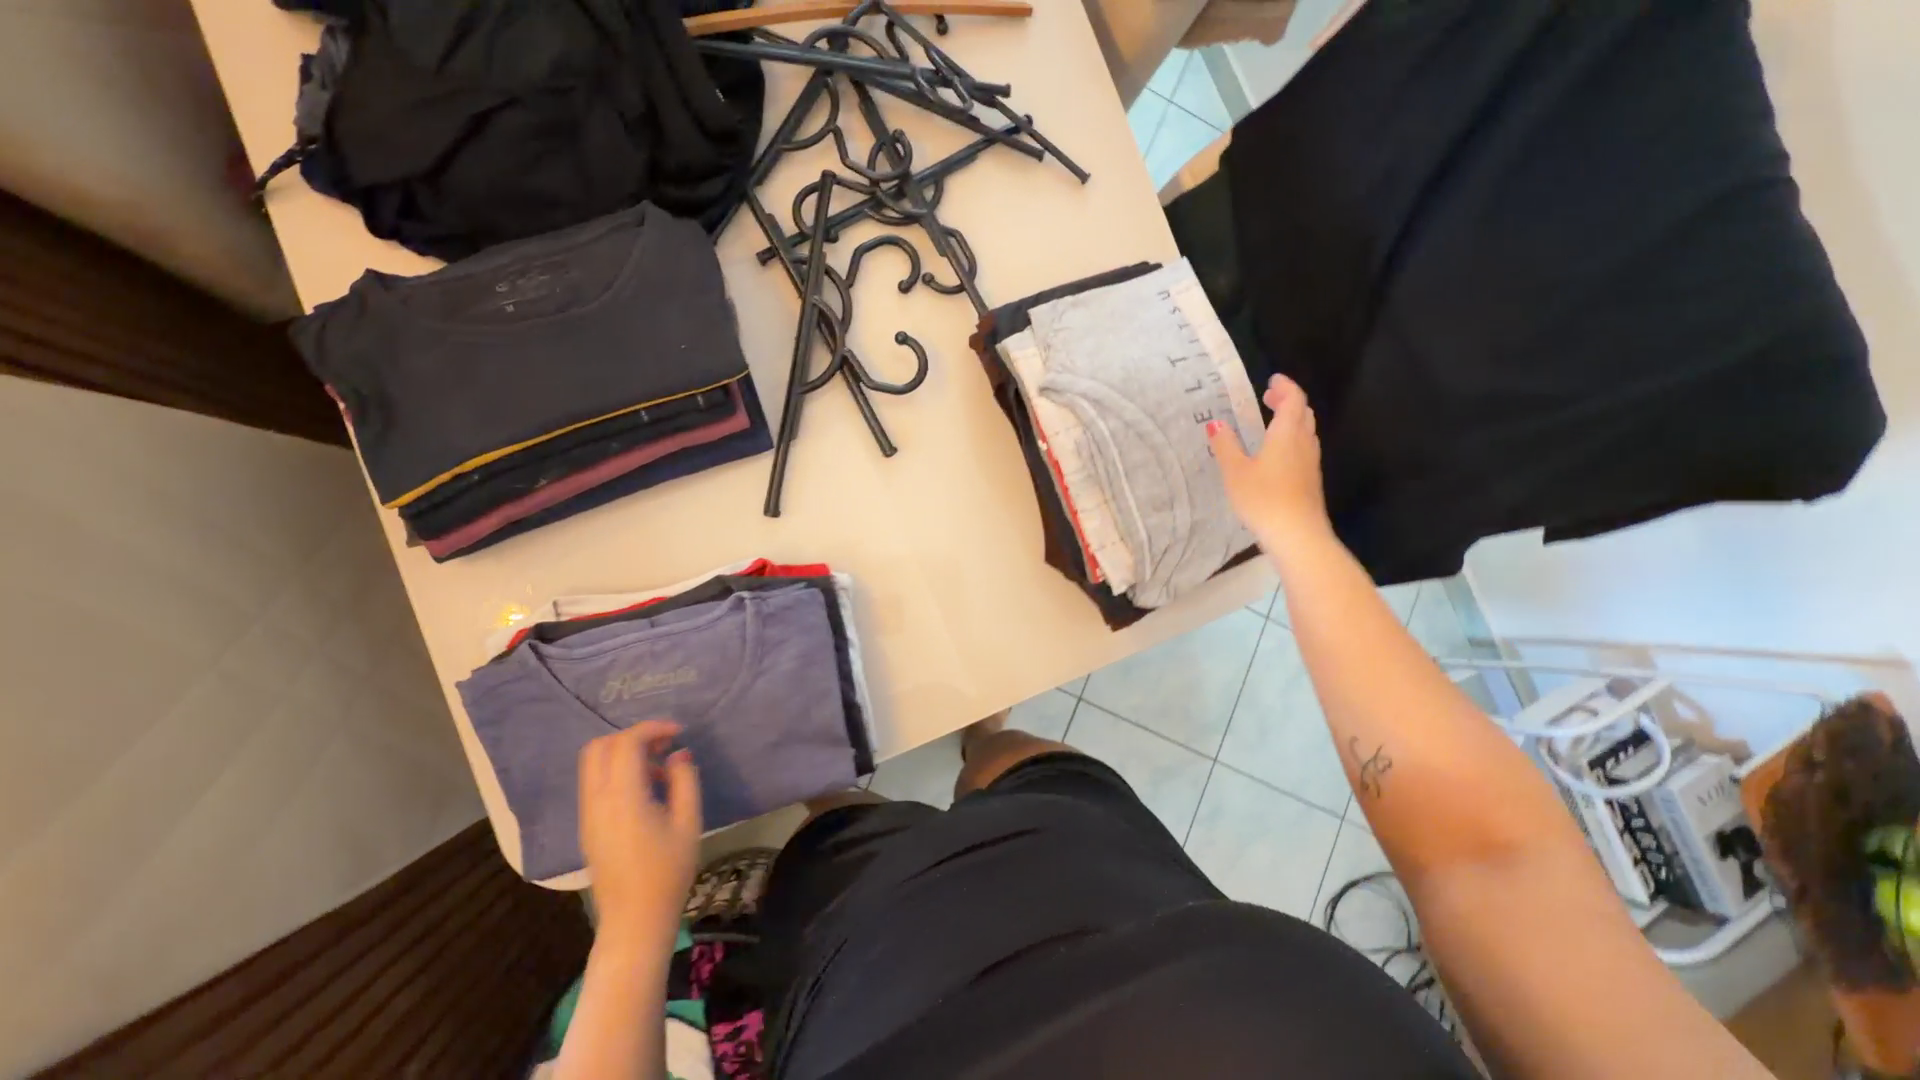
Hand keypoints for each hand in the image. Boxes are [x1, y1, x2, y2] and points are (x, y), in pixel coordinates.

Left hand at [578, 720, 701, 949]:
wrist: (635, 919)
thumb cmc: (668, 872)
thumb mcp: (689, 824)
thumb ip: (685, 781)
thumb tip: (678, 754)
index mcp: (622, 797)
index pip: (626, 743)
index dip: (652, 729)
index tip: (678, 733)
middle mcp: (597, 800)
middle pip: (600, 746)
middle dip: (632, 737)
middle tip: (663, 746)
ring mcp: (587, 813)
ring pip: (593, 764)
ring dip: (623, 755)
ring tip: (658, 771)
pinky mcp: (587, 825)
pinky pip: (594, 783)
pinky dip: (616, 773)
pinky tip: (644, 791)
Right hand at [1208, 374, 1331, 548]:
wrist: (1297, 535)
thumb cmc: (1264, 499)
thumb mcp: (1235, 471)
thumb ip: (1226, 445)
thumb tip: (1216, 423)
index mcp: (1286, 434)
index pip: (1293, 399)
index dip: (1284, 386)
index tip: (1271, 380)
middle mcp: (1304, 443)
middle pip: (1303, 413)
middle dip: (1288, 401)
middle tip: (1269, 397)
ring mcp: (1310, 463)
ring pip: (1306, 432)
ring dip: (1292, 421)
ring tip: (1272, 423)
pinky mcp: (1311, 481)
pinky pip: (1304, 449)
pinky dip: (1292, 440)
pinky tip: (1277, 455)